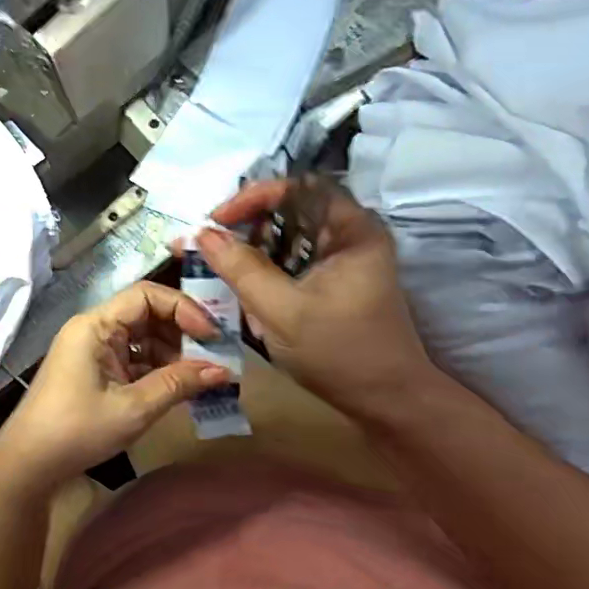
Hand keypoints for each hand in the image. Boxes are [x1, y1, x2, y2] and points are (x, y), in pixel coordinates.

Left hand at [0, 283, 233, 491]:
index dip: (183, 308)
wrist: (29, 463)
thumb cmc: (77, 430)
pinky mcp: (95, 372)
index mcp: (95, 325)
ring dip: (173, 354)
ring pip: (142, 339)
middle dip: (182, 333)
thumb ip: (178, 384)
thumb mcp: (134, 408)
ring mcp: (93, 351)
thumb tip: (224, 370)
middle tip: (215, 356)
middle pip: (146, 314)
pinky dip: (157, 370)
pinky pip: (133, 359)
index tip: (212, 335)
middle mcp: (93, 329)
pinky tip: (180, 388)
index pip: (146, 296)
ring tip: (201, 377)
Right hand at [193, 181, 437, 413]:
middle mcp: (351, 234)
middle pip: (290, 209)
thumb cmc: (339, 353)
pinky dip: (265, 269)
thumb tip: (202, 235)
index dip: (252, 197)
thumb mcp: (281, 311)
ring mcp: (343, 258)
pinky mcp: (334, 280)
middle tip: (211, 245)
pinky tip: (243, 288)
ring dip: (252, 248)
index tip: (216, 221)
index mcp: (352, 230)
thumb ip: (241, 269)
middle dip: (246, 225)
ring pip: (288, 236)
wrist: (385, 400)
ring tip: (220, 268)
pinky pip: (292, 260)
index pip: (297, 187)